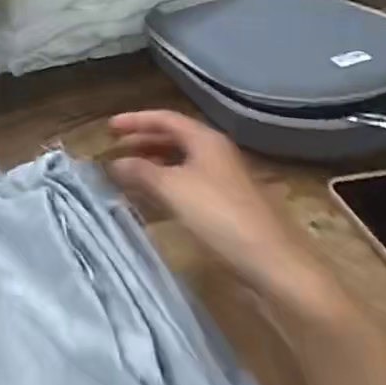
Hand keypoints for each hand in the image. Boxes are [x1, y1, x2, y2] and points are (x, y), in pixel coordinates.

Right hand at [105, 111, 330, 303]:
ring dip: (153, 162)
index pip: (165, 118)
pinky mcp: (229, 204)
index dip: (135, 120)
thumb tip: (115, 162)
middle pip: (174, 137)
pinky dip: (166, 182)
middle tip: (115, 148)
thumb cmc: (220, 217)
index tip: (109, 127)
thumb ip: (140, 171)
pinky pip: (189, 181)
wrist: (276, 265)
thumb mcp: (172, 189)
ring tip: (128, 172)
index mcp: (206, 140)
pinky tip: (154, 197)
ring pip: (181, 160)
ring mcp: (225, 179)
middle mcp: (217, 153)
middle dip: (143, 141)